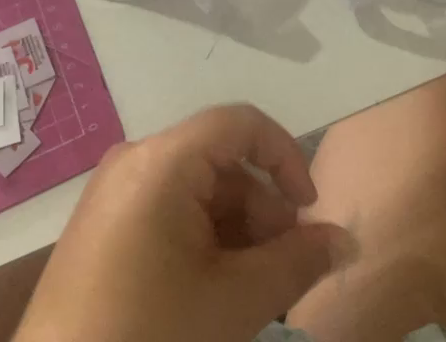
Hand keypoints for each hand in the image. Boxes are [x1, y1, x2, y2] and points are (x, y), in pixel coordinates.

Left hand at [13, 105, 353, 341]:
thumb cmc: (152, 332)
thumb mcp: (236, 300)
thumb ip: (297, 262)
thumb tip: (343, 240)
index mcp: (162, 160)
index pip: (240, 123)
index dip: (286, 157)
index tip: (310, 212)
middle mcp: (134, 160)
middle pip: (220, 163)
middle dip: (262, 211)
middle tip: (285, 271)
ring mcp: (113, 192)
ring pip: (196, 191)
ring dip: (235, 232)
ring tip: (251, 290)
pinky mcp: (102, 223)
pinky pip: (167, 210)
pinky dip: (202, 240)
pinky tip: (213, 290)